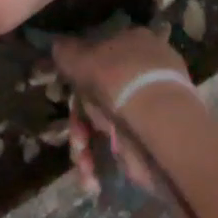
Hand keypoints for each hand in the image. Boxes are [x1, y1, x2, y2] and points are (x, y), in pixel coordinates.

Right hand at [54, 30, 198, 195]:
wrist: (159, 123)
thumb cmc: (118, 81)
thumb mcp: (82, 58)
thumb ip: (66, 51)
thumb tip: (57, 45)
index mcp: (134, 41)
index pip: (100, 54)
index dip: (79, 76)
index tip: (67, 94)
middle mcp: (146, 69)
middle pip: (100, 93)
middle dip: (81, 120)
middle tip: (77, 136)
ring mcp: (151, 103)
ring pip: (106, 122)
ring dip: (87, 144)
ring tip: (83, 158)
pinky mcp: (153, 135)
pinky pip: (119, 145)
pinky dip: (103, 160)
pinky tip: (93, 176)